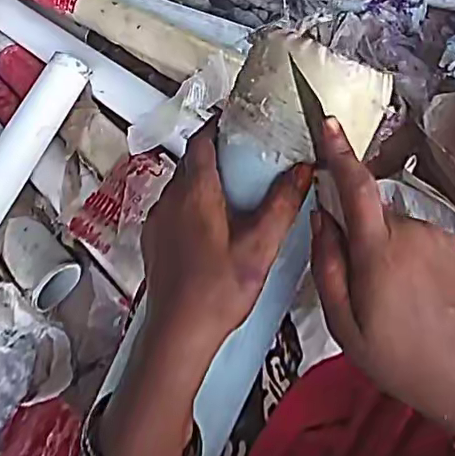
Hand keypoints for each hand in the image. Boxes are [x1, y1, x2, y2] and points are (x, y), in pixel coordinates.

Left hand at [139, 116, 312, 359]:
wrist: (178, 334)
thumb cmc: (217, 293)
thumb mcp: (259, 248)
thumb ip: (281, 206)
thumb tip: (301, 172)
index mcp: (195, 192)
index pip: (201, 140)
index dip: (217, 126)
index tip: (234, 121)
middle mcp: (170, 199)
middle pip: (191, 161)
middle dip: (215, 154)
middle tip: (243, 157)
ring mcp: (158, 219)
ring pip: (181, 185)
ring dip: (203, 180)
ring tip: (232, 191)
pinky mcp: (154, 238)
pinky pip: (173, 207)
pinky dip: (191, 204)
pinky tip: (211, 225)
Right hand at [310, 117, 454, 435]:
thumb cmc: (394, 354)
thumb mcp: (341, 320)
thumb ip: (325, 262)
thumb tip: (320, 217)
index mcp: (378, 250)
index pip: (355, 187)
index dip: (339, 152)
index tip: (328, 122)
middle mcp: (409, 230)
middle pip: (367, 209)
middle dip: (353, 228)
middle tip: (356, 277)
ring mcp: (433, 233)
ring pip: (387, 221)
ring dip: (377, 241)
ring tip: (385, 290)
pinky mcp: (449, 240)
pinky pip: (409, 231)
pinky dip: (399, 248)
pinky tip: (407, 285)